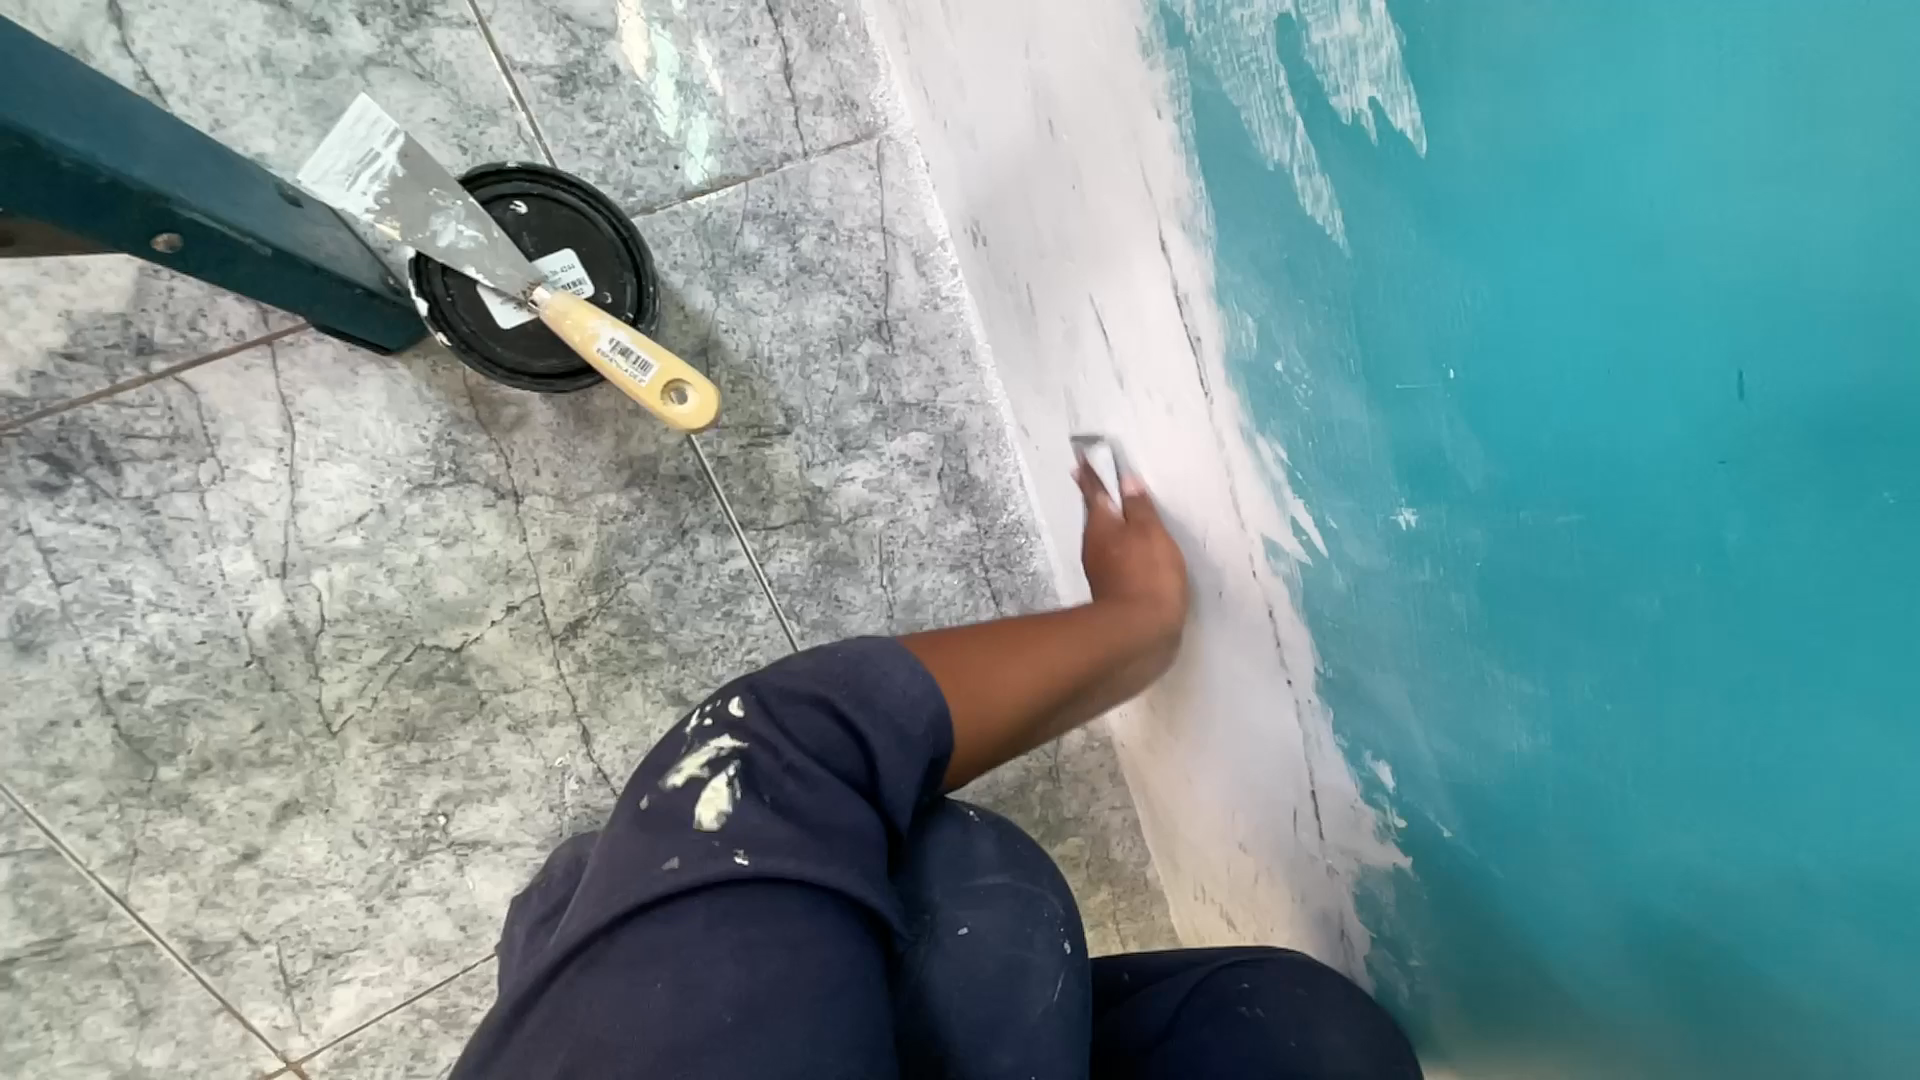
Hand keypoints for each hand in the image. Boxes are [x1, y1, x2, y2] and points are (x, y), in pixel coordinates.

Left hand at [1074, 455, 1189, 645]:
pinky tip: (1127, 547)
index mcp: (1102, 525)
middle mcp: (1094, 544)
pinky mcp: (1110, 588)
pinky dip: (1118, 544)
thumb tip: (1126, 481)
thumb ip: (1139, 507)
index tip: (1079, 459)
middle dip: (1095, 498)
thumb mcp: (1150, 533)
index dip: (1089, 475)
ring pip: (1102, 536)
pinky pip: (1112, 555)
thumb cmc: (1147, 574)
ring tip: (1114, 510)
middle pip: (1095, 515)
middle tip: (1090, 479)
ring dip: (1106, 521)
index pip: (1094, 492)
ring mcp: (1099, 568)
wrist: (1139, 630)